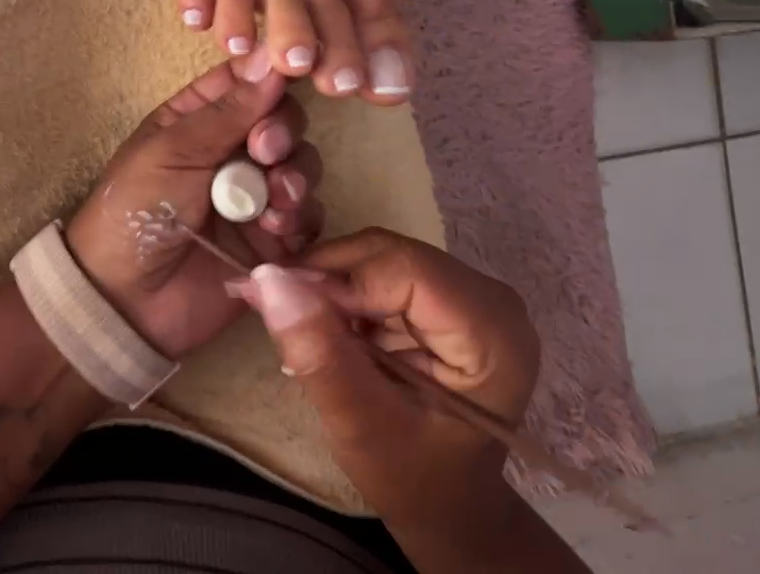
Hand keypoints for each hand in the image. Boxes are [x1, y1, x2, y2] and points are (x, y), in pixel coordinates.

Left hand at [64, 57, 324, 359]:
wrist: (126, 299)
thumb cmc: (135, 211)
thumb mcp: (172, 152)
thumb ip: (227, 111)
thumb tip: (273, 57)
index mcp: (196, 119)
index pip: (247, 83)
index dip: (270, 81)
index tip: (286, 81)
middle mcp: (230, 151)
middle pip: (283, 122)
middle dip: (282, 134)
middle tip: (265, 153)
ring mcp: (254, 196)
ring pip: (301, 167)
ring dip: (294, 178)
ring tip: (272, 203)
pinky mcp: (273, 240)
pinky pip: (307, 217)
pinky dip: (299, 219)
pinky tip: (276, 231)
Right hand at [159, 0, 413, 106]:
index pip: (370, 13)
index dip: (374, 58)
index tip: (380, 92)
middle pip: (311, 28)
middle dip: (318, 64)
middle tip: (311, 80)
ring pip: (247, 20)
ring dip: (252, 44)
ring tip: (250, 56)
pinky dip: (197, 6)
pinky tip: (197, 17)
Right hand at [237, 230, 540, 511]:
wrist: (447, 505)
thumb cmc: (414, 477)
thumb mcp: (360, 424)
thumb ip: (319, 354)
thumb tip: (267, 280)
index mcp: (493, 335)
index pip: (404, 269)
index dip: (337, 278)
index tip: (282, 304)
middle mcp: (491, 301)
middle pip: (391, 253)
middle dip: (327, 274)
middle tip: (276, 305)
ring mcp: (470, 296)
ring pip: (380, 255)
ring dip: (330, 282)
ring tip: (298, 323)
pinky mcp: (446, 298)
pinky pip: (382, 269)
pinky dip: (344, 291)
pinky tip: (325, 327)